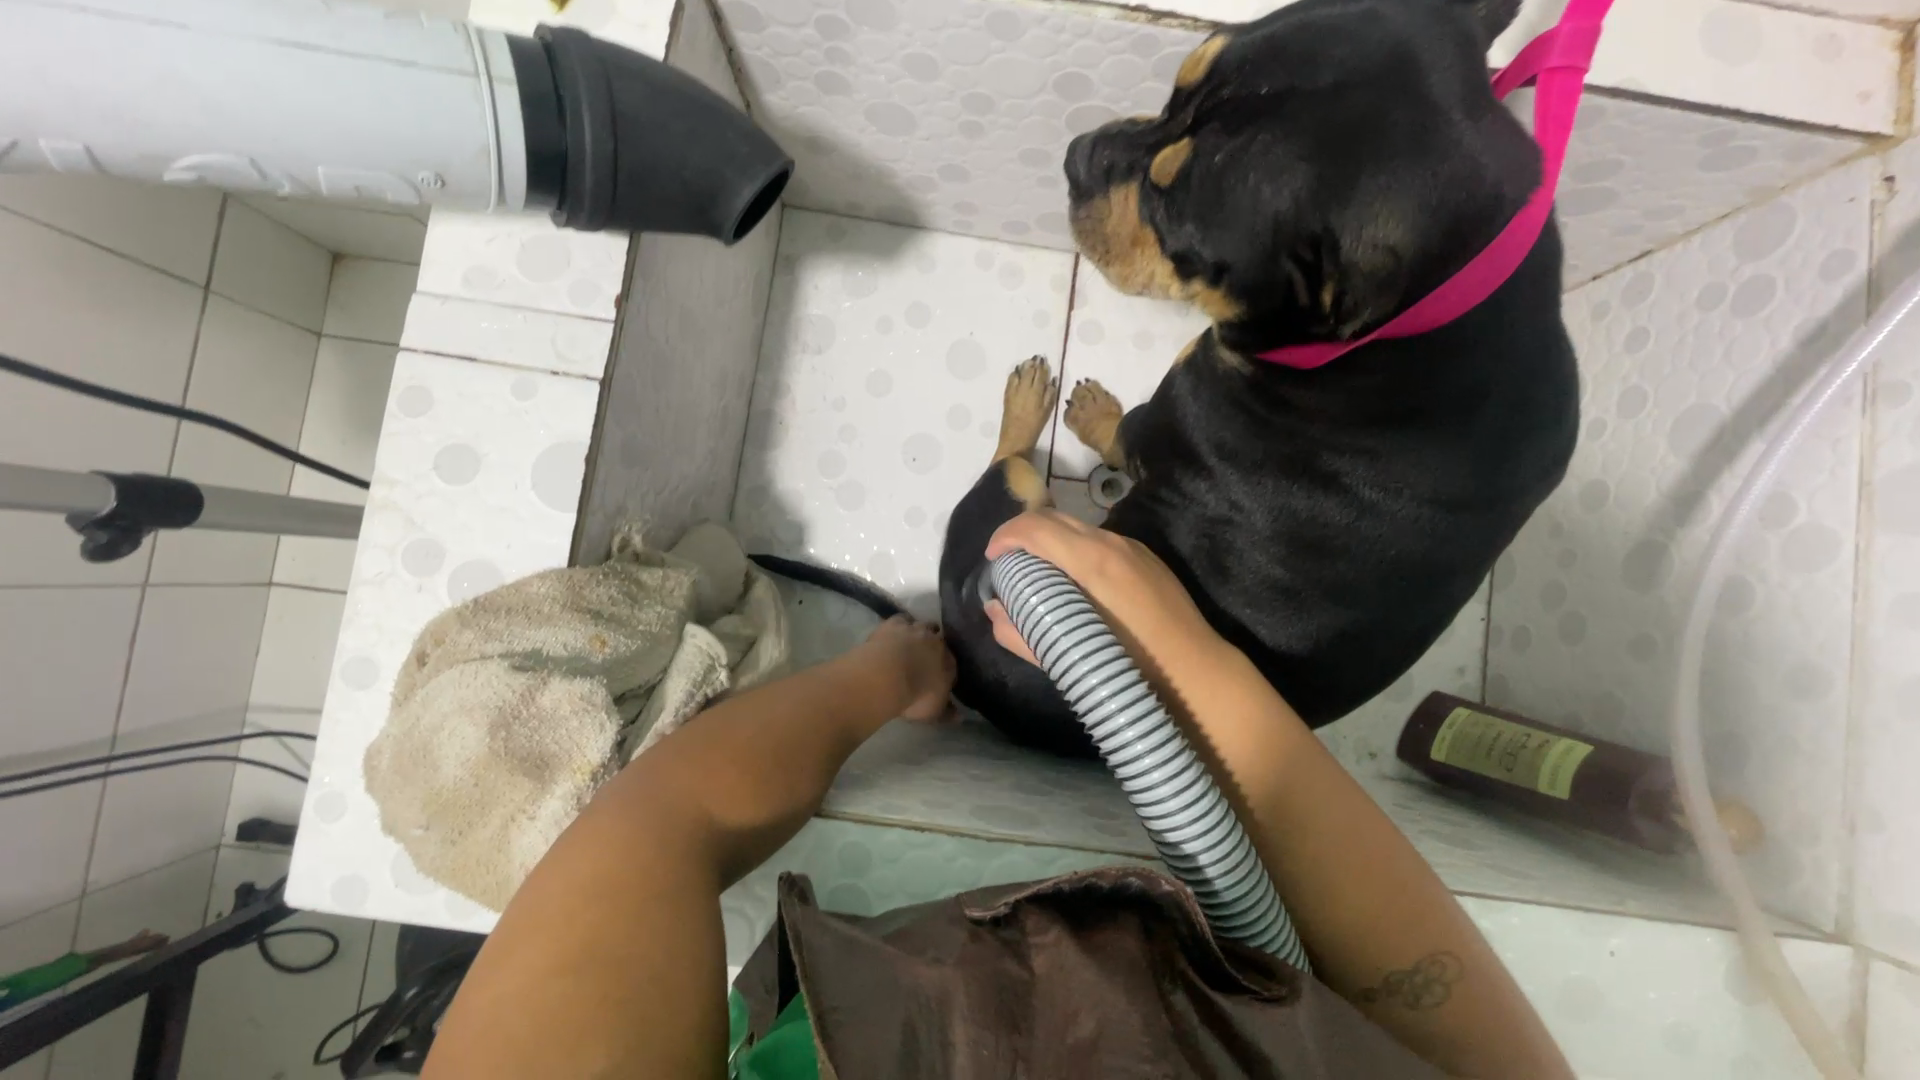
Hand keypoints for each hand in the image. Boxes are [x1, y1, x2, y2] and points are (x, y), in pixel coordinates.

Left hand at [860, 615, 956, 722]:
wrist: (887, 676)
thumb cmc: (915, 697)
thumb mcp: (933, 712)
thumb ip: (947, 713)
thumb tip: (960, 717)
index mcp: (949, 663)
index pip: (952, 662)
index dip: (945, 667)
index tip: (939, 673)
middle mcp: (936, 642)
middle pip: (939, 639)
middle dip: (934, 645)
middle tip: (925, 655)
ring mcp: (916, 630)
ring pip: (923, 625)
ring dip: (919, 632)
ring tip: (911, 641)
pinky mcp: (894, 624)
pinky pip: (901, 620)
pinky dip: (900, 624)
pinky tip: (895, 631)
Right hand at [984, 510, 1242, 711]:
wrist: (1197, 672)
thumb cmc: (1131, 669)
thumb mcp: (1068, 658)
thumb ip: (1022, 633)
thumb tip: (994, 611)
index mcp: (1092, 561)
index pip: (1035, 527)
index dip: (1005, 537)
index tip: (991, 559)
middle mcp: (1113, 542)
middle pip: (1054, 518)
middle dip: (1023, 534)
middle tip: (1008, 564)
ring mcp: (1133, 547)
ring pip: (1078, 528)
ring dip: (1051, 542)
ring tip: (1039, 574)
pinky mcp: (1147, 558)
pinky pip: (1099, 542)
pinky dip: (1075, 551)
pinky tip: (1075, 584)